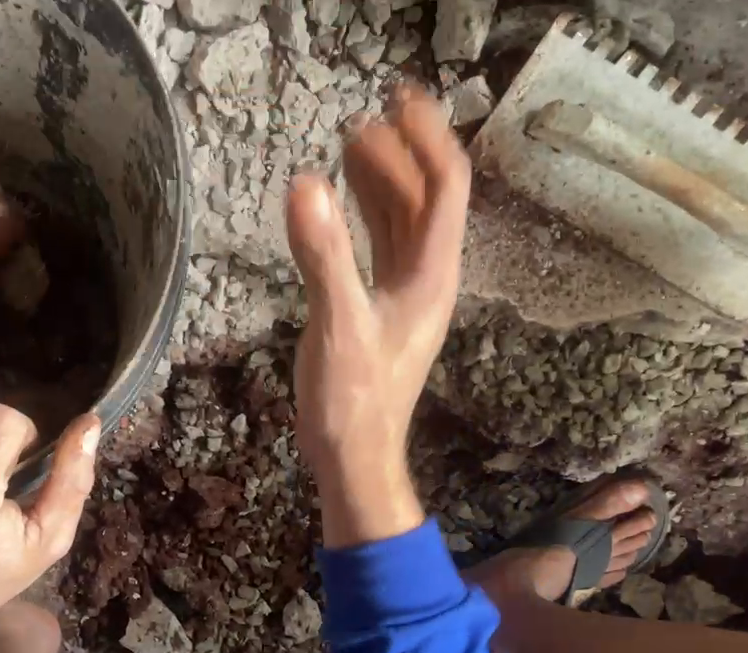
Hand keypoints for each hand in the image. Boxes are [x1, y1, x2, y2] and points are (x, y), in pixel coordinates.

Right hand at [285, 84, 470, 547]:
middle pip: (424, 199)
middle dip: (398, 155)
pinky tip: (338, 209)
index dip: (425, 138)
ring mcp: (404, 297)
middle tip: (360, 122)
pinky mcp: (379, 313)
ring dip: (381, 184)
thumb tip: (303, 184)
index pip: (444, 186)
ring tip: (349, 147)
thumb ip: (322, 256)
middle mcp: (426, 279)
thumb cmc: (352, 400)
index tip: (396, 100)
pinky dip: (363, 220)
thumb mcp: (336, 325)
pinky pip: (379, 251)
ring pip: (401, 225)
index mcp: (431, 275)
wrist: (353, 457)